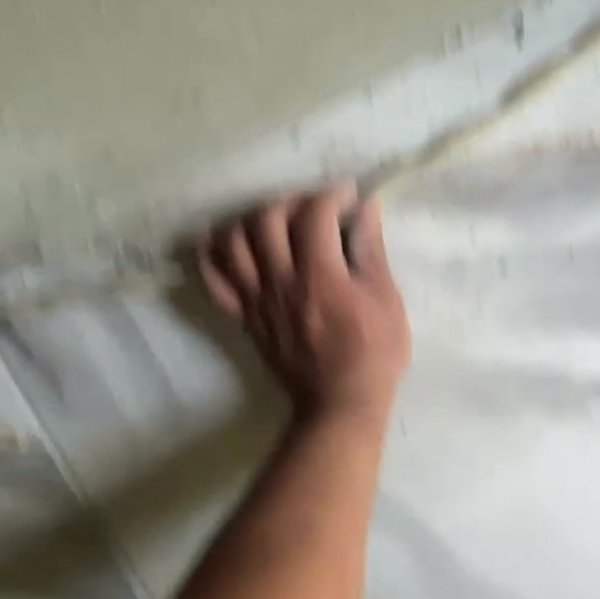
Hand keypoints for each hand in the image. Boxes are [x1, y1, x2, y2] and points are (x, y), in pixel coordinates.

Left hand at [198, 184, 410, 423]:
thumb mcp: (386, 300)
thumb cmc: (374, 353)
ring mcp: (256, 299)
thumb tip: (366, 208)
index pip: (315, 214)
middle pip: (267, 218)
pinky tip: (224, 241)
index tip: (350, 195)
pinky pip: (215, 280)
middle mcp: (280, 280)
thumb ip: (371, 250)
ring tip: (274, 220)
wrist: (340, 403)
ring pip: (233, 241)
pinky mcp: (245, 317)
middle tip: (313, 207)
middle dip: (292, 200)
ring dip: (251, 219)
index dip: (333, 194)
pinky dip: (213, 254)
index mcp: (320, 274)